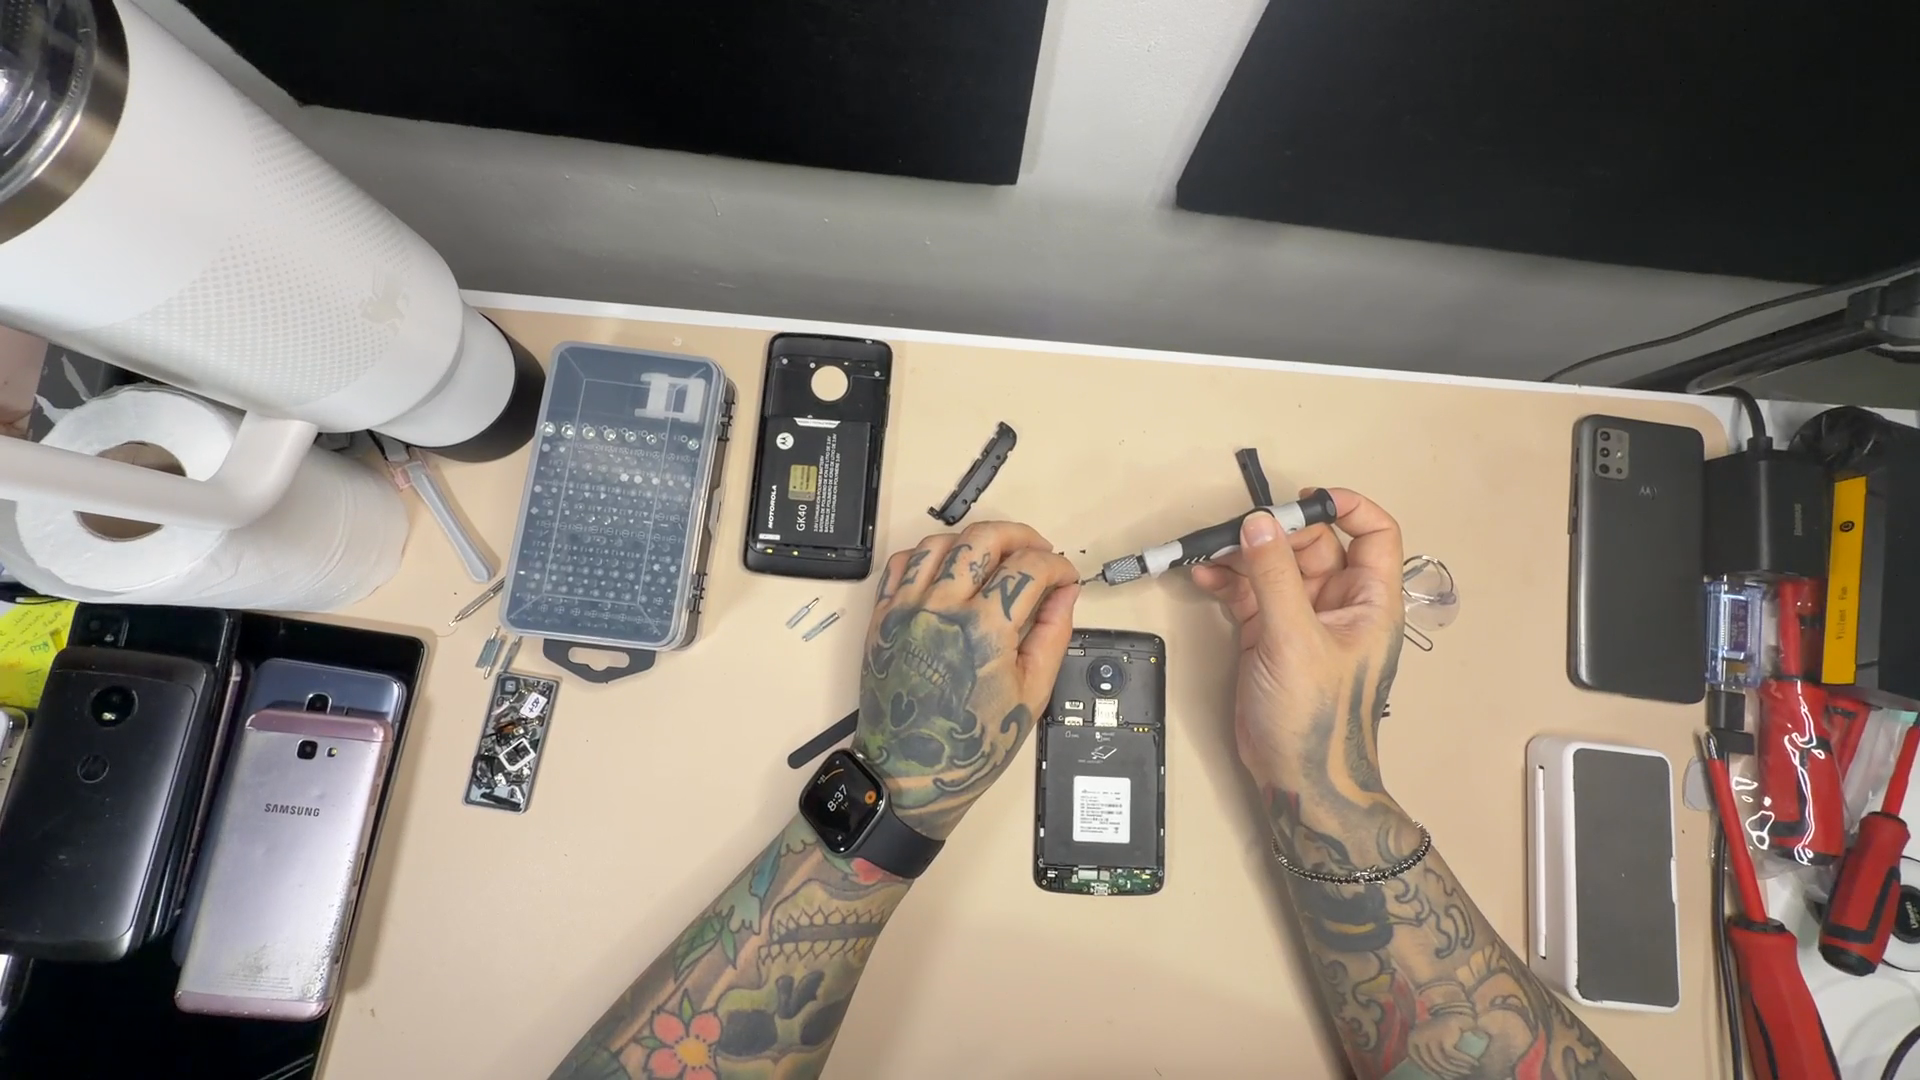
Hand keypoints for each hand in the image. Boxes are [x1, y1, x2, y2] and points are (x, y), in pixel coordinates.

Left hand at [857, 521, 1079, 839]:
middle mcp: (942, 609)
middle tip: (1036, 552)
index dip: (1057, 565)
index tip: (1064, 577)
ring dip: (975, 541)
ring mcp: (907, 608)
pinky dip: (930, 555)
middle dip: (1021, 536)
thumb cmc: (973, 742)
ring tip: (994, 559)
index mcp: (984, 631)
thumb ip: (1053, 633)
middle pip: (984, 537)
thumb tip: (1066, 591)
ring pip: (941, 541)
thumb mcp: (1032, 693)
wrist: (908, 770)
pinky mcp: (883, 615)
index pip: (1030, 567)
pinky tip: (950, 570)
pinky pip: (904, 561)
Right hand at [1189, 488, 1404, 795]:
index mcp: (1367, 601)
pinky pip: (1248, 592)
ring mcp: (1300, 619)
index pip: (1372, 534)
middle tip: (1233, 533)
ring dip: (1241, 557)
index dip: (1345, 507)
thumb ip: (1274, 577)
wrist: (1297, 775)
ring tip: (1208, 556)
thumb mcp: (1296, 640)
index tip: (1302, 500)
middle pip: (1310, 546)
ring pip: (1273, 567)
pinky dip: (1226, 582)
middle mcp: (1336, 604)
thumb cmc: (1317, 717)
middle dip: (1271, 534)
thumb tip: (1259, 524)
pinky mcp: (1268, 633)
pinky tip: (1204, 578)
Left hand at [1406, 1013, 1483, 1078]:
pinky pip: (1452, 1056)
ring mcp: (1430, 1037)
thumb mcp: (1429, 1042)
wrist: (1454, 1016)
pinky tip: (1474, 1063)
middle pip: (1432, 1062)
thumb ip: (1426, 1053)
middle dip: (1446, 1072)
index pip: (1417, 1059)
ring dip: (1457, 1069)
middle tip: (1460, 1075)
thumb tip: (1433, 1072)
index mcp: (1412, 1037)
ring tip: (1468, 1071)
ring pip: (1442, 1061)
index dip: (1429, 1070)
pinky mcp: (1443, 1038)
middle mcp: (1418, 1036)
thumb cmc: (1441, 1032)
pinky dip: (1464, 1061)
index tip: (1442, 1076)